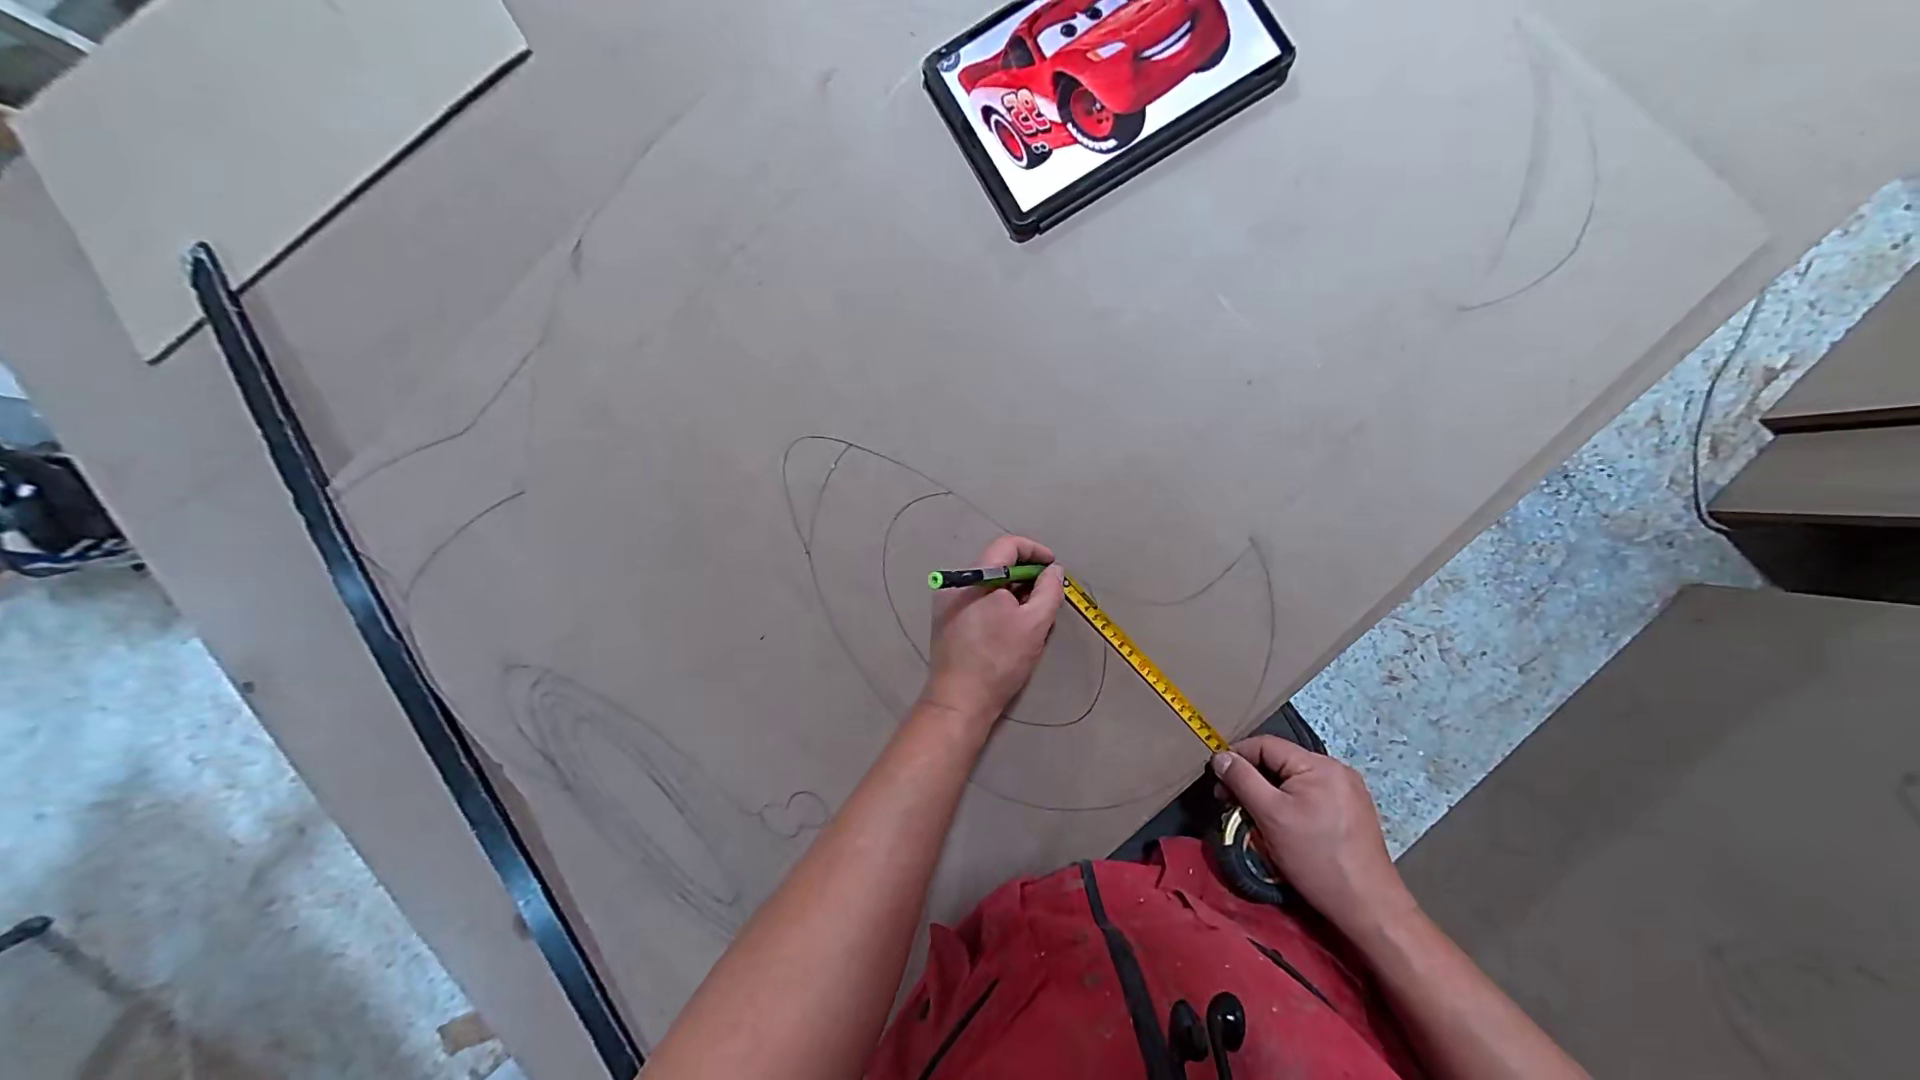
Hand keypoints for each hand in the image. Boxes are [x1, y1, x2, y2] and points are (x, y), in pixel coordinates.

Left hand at [921, 535, 1065, 723]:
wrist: (959, 699)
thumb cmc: (999, 660)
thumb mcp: (1035, 623)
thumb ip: (1049, 590)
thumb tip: (1053, 570)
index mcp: (975, 576)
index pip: (1007, 545)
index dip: (1035, 551)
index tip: (1053, 568)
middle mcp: (956, 582)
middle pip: (996, 562)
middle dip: (1025, 574)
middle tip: (1046, 594)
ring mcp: (946, 601)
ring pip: (987, 583)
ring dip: (1012, 591)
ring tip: (1030, 614)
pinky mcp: (944, 620)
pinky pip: (976, 599)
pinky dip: (996, 603)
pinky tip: (1008, 627)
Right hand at [1211, 737, 1416, 932]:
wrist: (1368, 907)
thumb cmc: (1315, 858)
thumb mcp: (1270, 815)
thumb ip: (1242, 779)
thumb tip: (1220, 756)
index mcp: (1319, 764)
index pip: (1265, 744)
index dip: (1236, 758)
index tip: (1219, 784)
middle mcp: (1337, 769)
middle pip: (1280, 762)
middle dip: (1251, 779)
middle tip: (1232, 804)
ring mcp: (1348, 791)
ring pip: (1293, 780)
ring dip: (1268, 793)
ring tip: (1255, 817)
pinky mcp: (1352, 811)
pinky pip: (1310, 795)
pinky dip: (1289, 804)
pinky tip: (1283, 826)